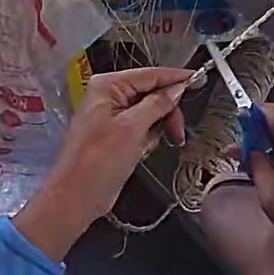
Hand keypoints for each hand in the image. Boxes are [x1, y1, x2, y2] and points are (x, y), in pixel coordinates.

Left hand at [11, 67, 190, 259]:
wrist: (75, 199)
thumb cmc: (97, 162)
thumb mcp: (132, 128)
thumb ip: (157, 104)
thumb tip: (178, 88)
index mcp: (107, 86)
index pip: (150, 74)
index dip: (176, 78)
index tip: (198, 79)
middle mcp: (109, 96)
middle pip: (152, 92)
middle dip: (168, 110)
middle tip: (178, 131)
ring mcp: (112, 116)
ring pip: (150, 111)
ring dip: (159, 126)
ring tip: (161, 143)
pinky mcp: (116, 135)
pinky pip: (142, 127)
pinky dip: (149, 137)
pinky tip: (144, 151)